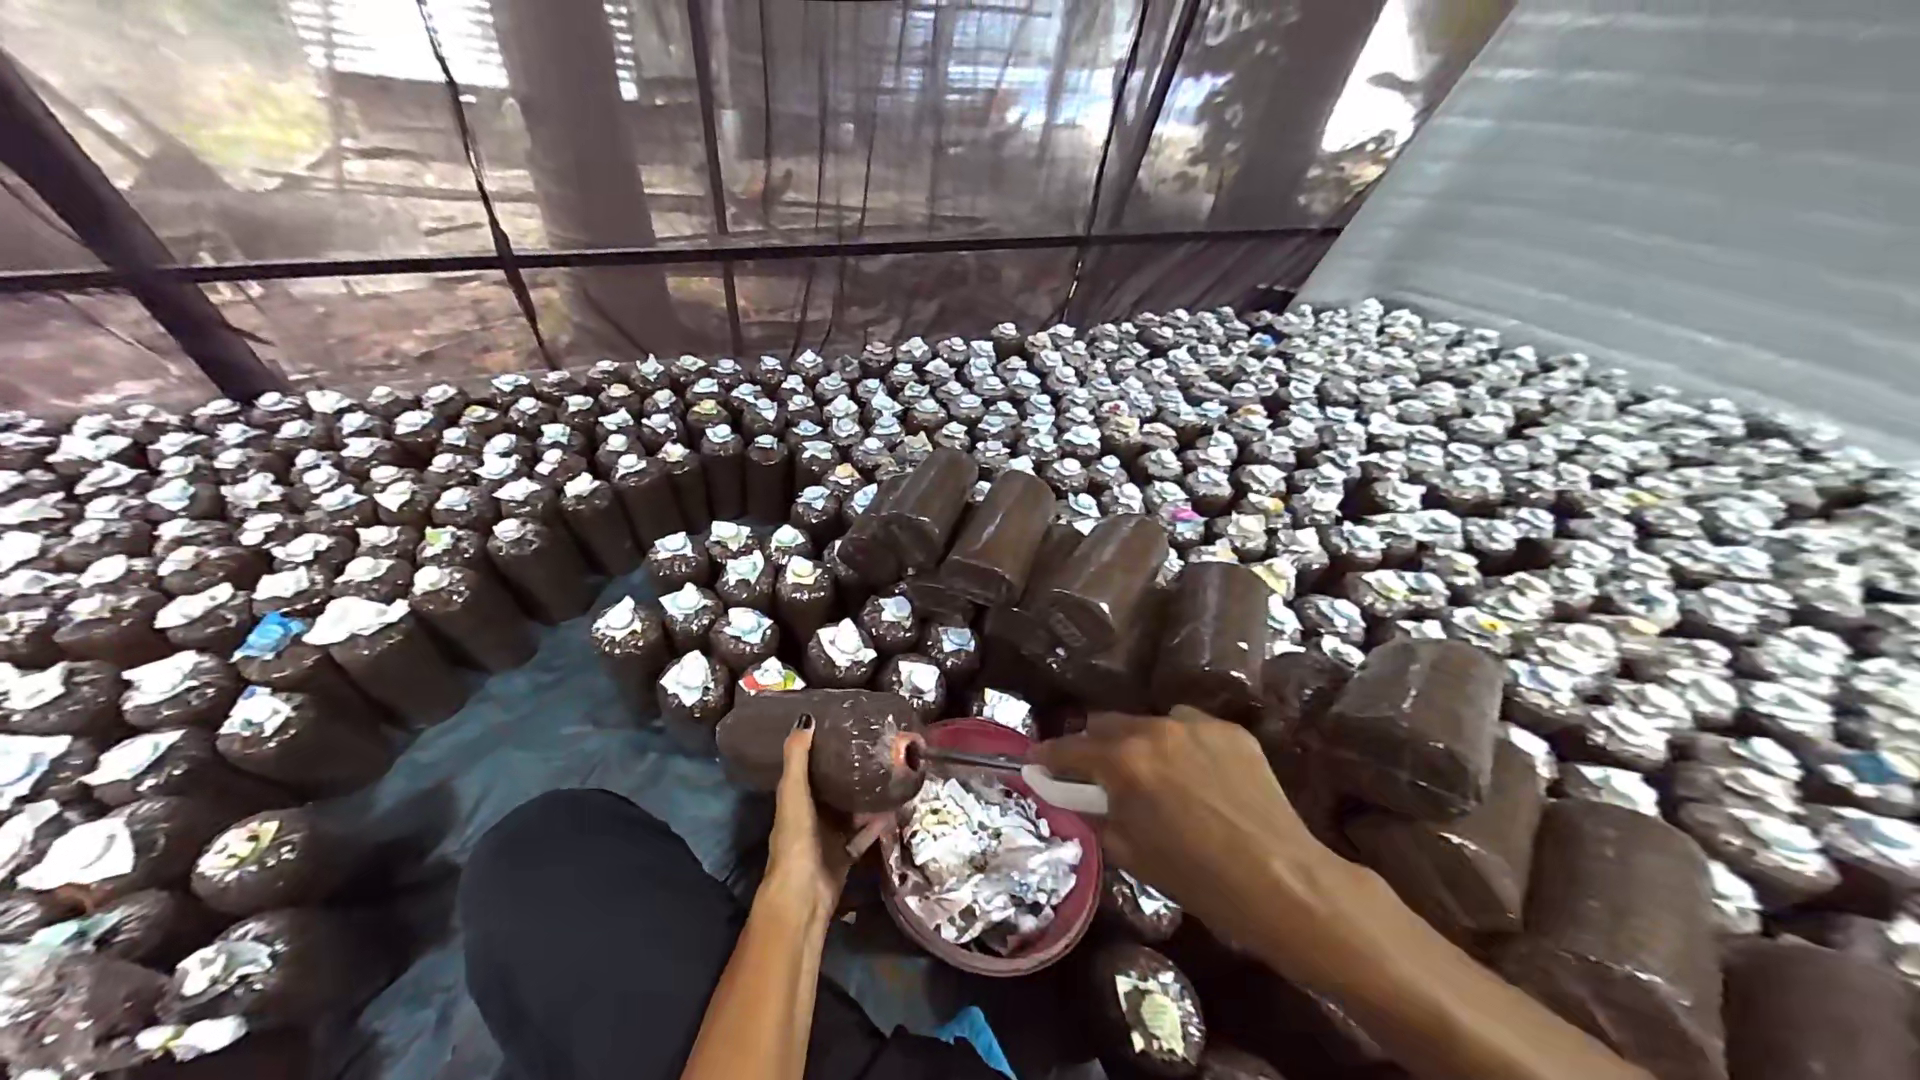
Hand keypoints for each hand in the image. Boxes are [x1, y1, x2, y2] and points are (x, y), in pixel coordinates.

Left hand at [761, 719, 876, 921]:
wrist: (803, 894)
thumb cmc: (796, 838)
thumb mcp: (793, 792)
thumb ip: (798, 757)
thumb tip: (806, 717)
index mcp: (794, 800)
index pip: (808, 768)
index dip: (823, 750)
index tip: (844, 729)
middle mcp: (811, 817)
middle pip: (833, 790)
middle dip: (852, 773)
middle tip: (877, 750)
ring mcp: (829, 838)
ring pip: (852, 811)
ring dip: (867, 797)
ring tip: (891, 775)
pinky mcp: (845, 856)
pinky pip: (864, 834)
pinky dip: (876, 823)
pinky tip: (893, 808)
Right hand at [1034, 707, 1358, 962]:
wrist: (1282, 880)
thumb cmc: (1197, 877)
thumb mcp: (1130, 852)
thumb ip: (1095, 815)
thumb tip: (1074, 798)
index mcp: (1123, 761)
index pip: (1069, 749)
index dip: (1048, 756)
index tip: (1036, 760)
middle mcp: (1154, 729)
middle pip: (1106, 723)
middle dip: (1093, 745)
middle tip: (1095, 770)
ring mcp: (1196, 725)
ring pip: (1149, 723)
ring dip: (1140, 743)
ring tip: (1155, 774)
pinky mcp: (1231, 730)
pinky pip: (1190, 729)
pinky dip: (1181, 746)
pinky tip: (1197, 776)